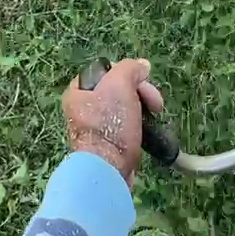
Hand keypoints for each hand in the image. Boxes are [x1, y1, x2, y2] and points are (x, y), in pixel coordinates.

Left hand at [63, 58, 165, 185]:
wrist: (108, 170)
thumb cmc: (110, 123)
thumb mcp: (120, 84)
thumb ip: (130, 68)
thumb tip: (142, 66)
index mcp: (78, 89)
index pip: (108, 70)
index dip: (129, 73)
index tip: (143, 83)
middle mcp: (82, 106)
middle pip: (118, 88)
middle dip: (140, 92)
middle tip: (155, 103)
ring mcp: (94, 126)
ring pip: (125, 106)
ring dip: (142, 108)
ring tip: (153, 116)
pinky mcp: (107, 143)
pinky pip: (125, 125)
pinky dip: (137, 124)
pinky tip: (146, 129)